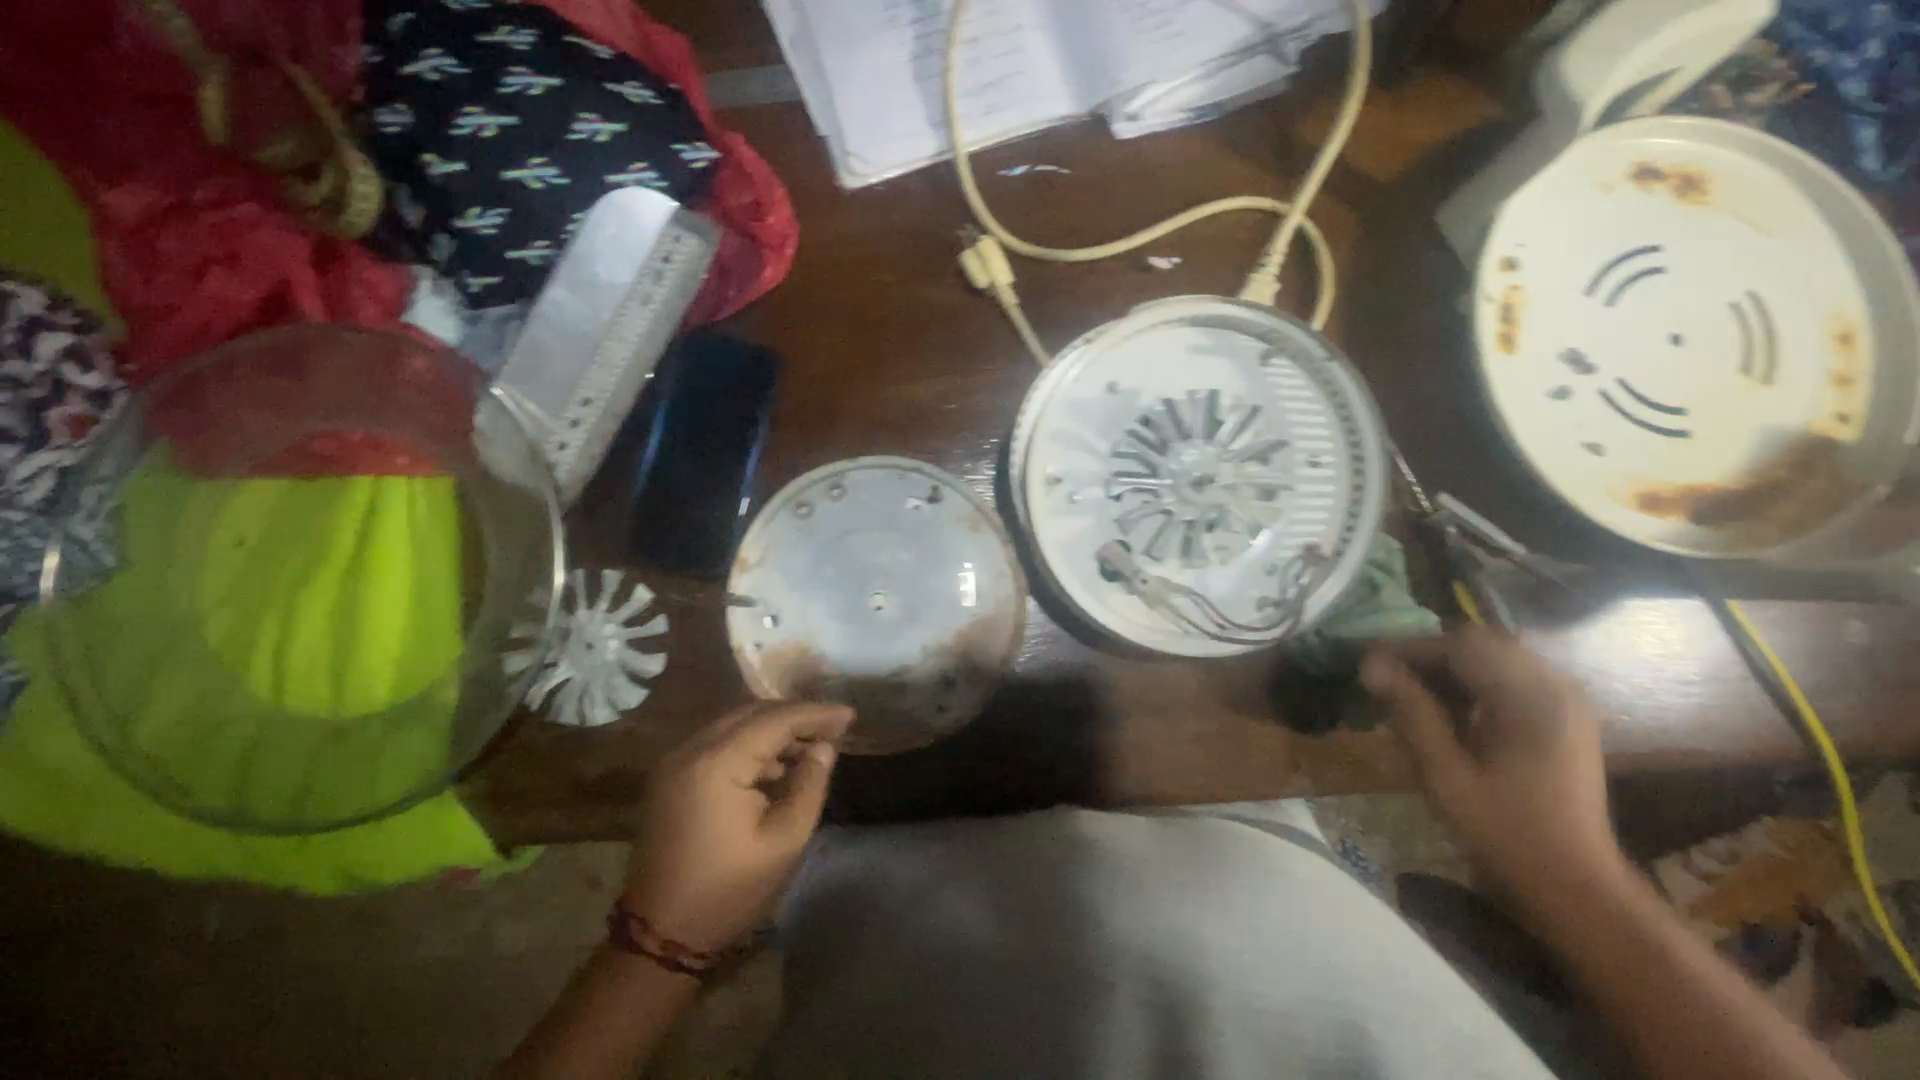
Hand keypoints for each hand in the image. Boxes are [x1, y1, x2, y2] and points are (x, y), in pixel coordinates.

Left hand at [623, 702, 854, 951]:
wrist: (660, 933)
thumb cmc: (728, 891)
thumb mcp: (784, 841)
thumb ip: (809, 786)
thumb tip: (824, 747)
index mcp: (715, 763)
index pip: (774, 720)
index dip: (815, 714)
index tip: (851, 715)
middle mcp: (690, 750)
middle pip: (750, 713)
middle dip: (794, 716)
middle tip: (835, 727)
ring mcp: (674, 762)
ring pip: (732, 726)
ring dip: (772, 731)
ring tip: (812, 746)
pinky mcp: (670, 778)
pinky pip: (716, 745)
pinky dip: (749, 746)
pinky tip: (777, 767)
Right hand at [1360, 627, 1627, 906]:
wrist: (1574, 881)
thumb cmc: (1504, 831)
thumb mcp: (1445, 774)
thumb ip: (1411, 713)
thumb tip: (1370, 665)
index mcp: (1530, 698)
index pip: (1461, 646)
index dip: (1409, 648)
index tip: (1368, 664)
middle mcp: (1555, 686)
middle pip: (1482, 644)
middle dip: (1429, 655)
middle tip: (1386, 678)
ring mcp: (1566, 700)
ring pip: (1497, 657)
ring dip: (1451, 668)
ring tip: (1411, 693)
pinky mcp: (1566, 717)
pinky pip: (1514, 677)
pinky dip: (1476, 682)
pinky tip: (1450, 710)